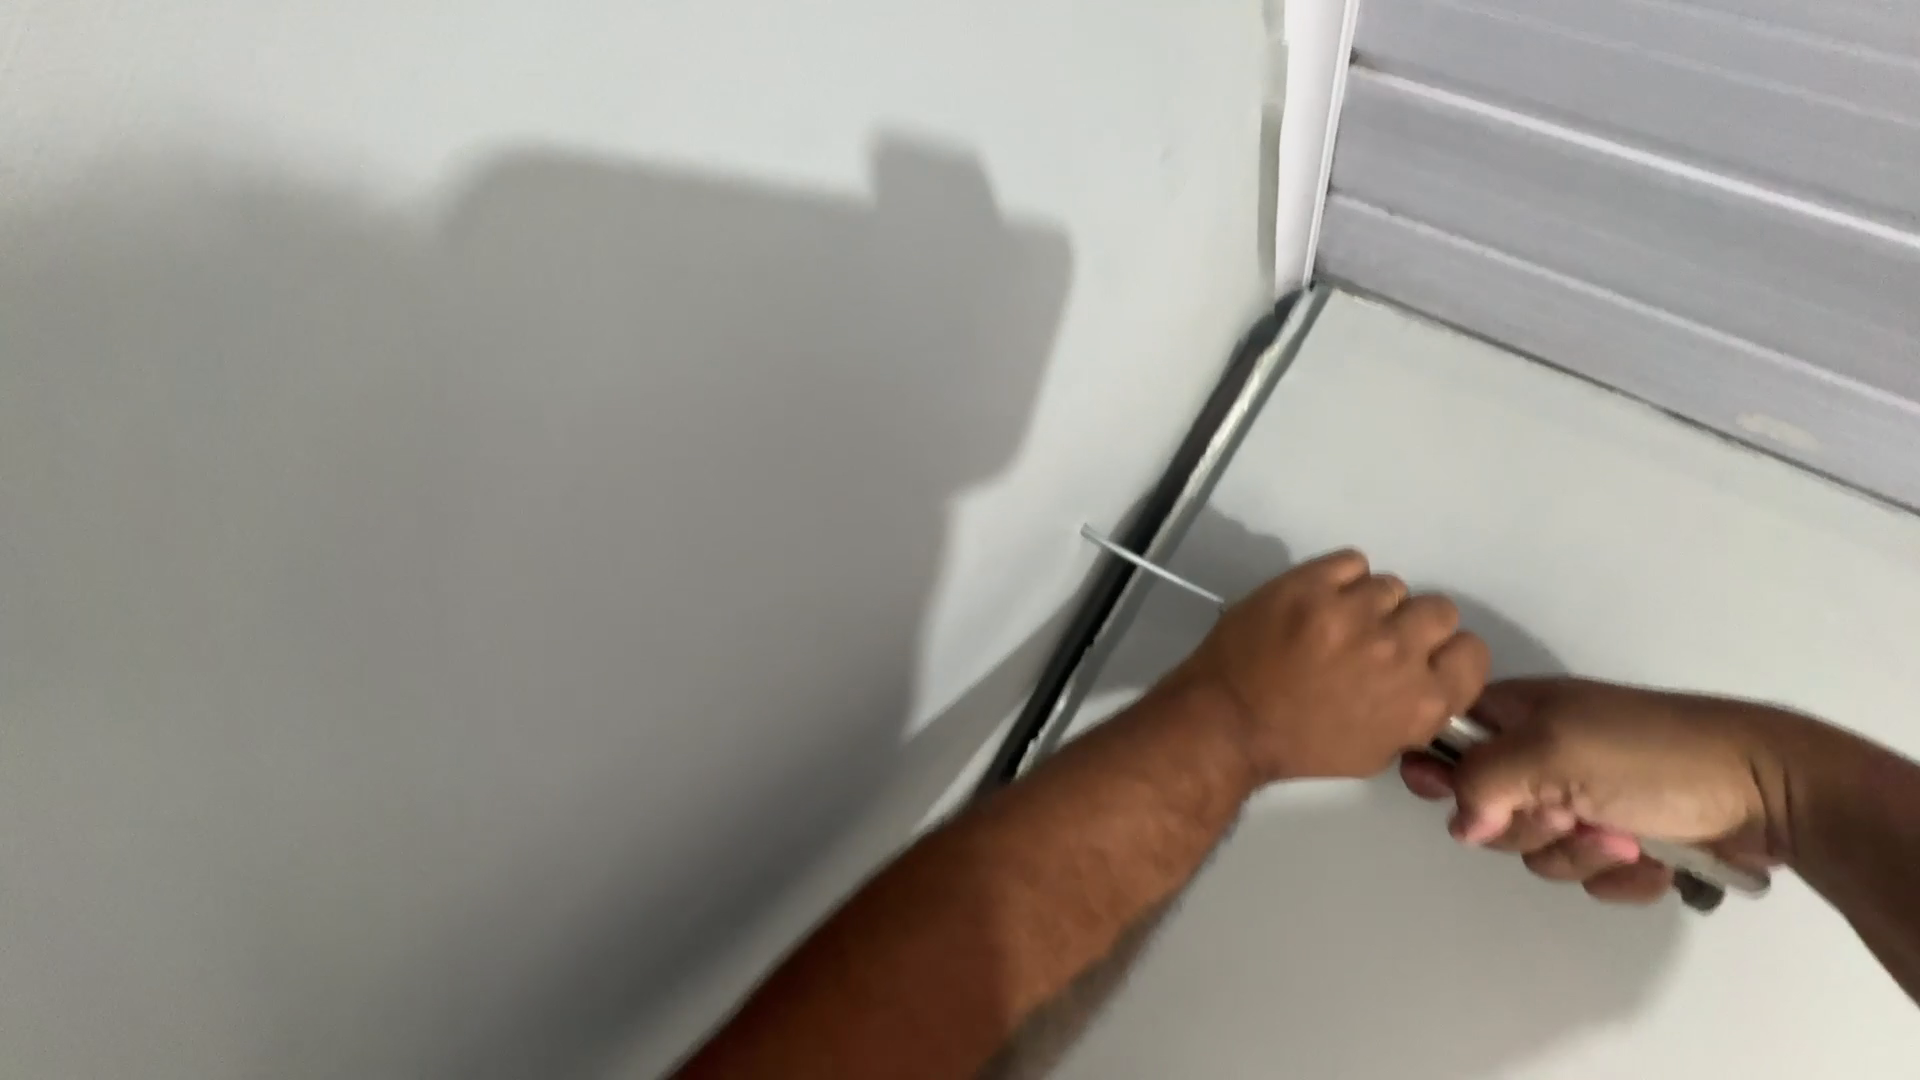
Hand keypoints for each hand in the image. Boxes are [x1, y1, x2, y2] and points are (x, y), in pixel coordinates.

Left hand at [1171, 548, 1488, 783]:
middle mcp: (1397, 650)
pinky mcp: (1309, 584)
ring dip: (1367, 601)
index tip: (1416, 654)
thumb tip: (1430, 679)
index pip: (1471, 652)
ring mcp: (1350, 612)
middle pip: (1436, 610)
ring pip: (1389, 585)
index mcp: (1422, 700)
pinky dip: (1338, 576)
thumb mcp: (1379, 749)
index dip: (1443, 651)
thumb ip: (1418, 712)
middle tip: (1372, 635)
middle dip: (1408, 622)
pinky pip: (1350, 561)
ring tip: (1333, 621)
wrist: (1228, 718)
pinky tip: (1316, 599)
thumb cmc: (1299, 744)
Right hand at [1399, 678, 1784, 902]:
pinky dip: (1616, 875)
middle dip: (1523, 825)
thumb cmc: (1646, 754)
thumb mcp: (1549, 752)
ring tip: (1626, 839)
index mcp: (1512, 717)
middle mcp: (1535, 757)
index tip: (1445, 791)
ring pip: (1533, 847)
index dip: (1434, 766)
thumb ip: (1482, 781)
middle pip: (1482, 806)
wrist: (1771, 789)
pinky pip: (1583, 873)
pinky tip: (1650, 861)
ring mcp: (1577, 799)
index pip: (1443, 736)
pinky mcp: (1617, 839)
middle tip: (1564, 815)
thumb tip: (1461, 826)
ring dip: (1577, 853)